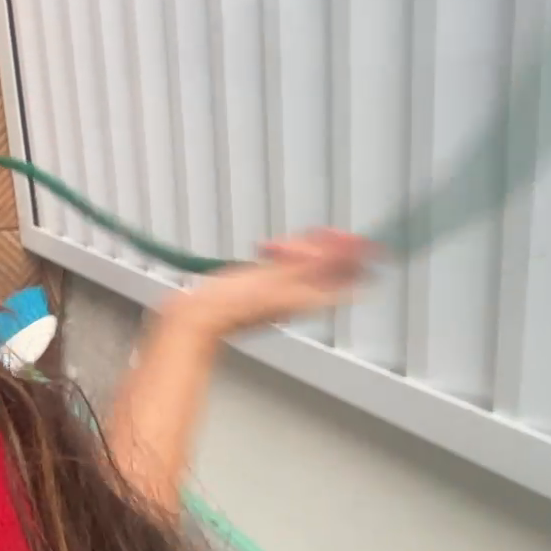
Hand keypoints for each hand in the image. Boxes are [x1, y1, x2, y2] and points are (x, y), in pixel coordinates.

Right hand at [171, 228, 375, 335]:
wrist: (197, 315)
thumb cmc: (231, 302)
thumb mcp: (276, 278)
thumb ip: (317, 264)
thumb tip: (353, 251)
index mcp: (314, 297)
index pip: (354, 272)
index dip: (351, 250)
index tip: (337, 234)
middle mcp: (305, 296)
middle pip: (331, 265)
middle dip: (316, 246)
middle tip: (296, 241)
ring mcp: (286, 293)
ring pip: (307, 263)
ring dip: (295, 249)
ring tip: (272, 247)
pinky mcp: (267, 289)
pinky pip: (286, 267)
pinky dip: (279, 256)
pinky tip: (263, 252)